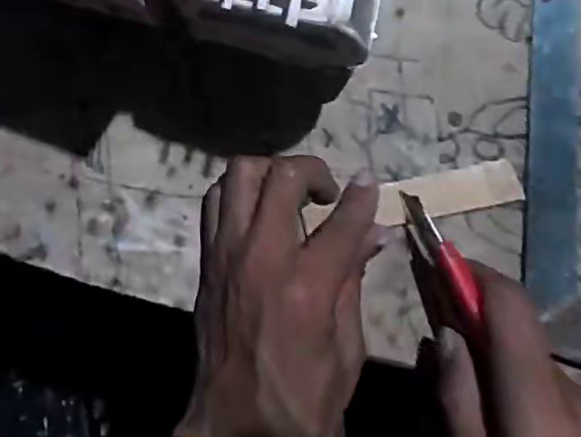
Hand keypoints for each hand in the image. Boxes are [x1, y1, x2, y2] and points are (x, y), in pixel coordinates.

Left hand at [178, 156, 385, 436]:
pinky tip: (256, 207)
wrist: (235, 421)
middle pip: (281, 177)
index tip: (370, 182)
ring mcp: (226, 249)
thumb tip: (374, 232)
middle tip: (326, 189)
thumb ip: (353, 280)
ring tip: (288, 192)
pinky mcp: (206, 254)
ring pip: (239, 173)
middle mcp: (261, 254)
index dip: (362, 198)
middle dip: (311, 169)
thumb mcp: (346, 350)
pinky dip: (237, 191)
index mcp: (305, 287)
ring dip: (268, 171)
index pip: (340, 222)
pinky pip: (215, 198)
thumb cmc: (303, 398)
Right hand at [431, 263, 580, 436]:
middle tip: (454, 377)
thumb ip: (456, 397)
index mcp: (543, 409)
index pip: (512, 308)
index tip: (444, 260)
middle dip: (488, 352)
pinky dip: (546, 417)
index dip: (476, 274)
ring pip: (551, 386)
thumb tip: (448, 334)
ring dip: (518, 390)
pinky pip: (576, 416)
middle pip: (526, 352)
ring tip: (494, 426)